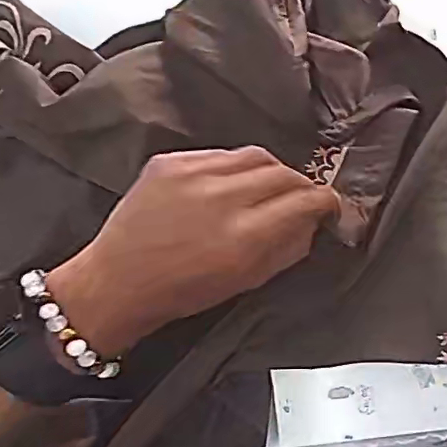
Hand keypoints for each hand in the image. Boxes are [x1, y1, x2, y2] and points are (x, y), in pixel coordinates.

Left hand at [47, 147, 340, 353]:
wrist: (118, 281)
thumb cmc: (183, 292)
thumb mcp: (246, 281)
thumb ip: (287, 248)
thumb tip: (312, 222)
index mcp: (243, 237)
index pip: (304, 201)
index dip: (325, 201)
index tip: (328, 206)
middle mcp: (221, 198)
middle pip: (284, 173)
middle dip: (300, 185)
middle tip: (300, 199)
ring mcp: (192, 174)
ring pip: (255, 155)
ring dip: (270, 172)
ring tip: (265, 190)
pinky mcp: (169, 161)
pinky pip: (220, 154)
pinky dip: (233, 168)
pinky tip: (227, 186)